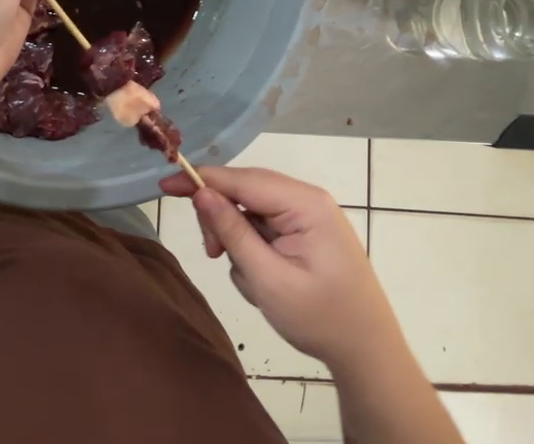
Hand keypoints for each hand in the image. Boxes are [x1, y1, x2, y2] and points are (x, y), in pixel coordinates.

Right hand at [161, 166, 403, 372]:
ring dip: (237, 240)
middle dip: (221, 219)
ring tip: (249, 278)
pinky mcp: (305, 232)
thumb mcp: (268, 279)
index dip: (200, 179)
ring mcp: (307, 215)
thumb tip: (200, 193)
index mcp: (305, 204)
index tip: (164, 185)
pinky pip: (263, 226)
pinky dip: (252, 248)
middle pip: (243, 190)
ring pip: (250, 210)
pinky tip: (262, 278)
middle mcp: (307, 200)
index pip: (241, 179)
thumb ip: (233, 232)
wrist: (368, 354)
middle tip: (213, 255)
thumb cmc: (321, 318)